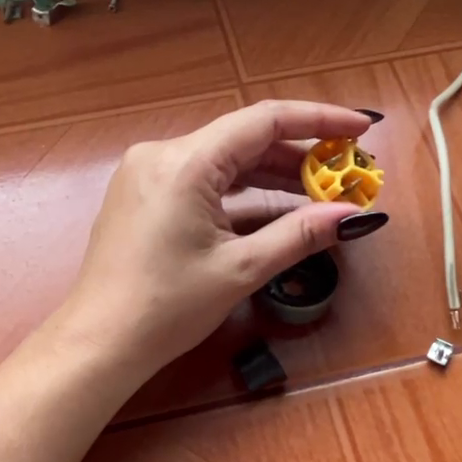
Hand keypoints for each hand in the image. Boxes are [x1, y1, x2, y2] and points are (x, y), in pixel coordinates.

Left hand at [54, 100, 384, 378]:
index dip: (319, 120)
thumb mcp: (240, 269)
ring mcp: (148, 173)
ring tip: (322, 193)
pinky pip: (203, 180)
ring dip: (272, 175)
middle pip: (244, 139)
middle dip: (299, 155)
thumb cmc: (167, 307)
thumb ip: (299, 234)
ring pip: (224, 160)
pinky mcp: (144, 194)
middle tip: (347, 173)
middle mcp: (162, 153)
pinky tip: (276, 208)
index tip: (361, 128)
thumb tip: (352, 215)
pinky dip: (241, 192)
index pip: (264, 120)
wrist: (99, 342)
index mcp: (185, 162)